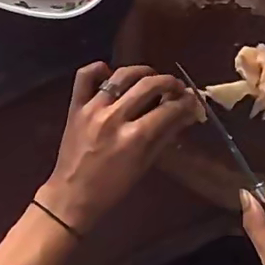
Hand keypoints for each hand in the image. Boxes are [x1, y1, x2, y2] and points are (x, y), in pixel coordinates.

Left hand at [35, 63, 202, 233]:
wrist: (73, 195)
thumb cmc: (113, 186)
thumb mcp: (145, 164)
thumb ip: (166, 135)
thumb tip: (188, 114)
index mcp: (135, 137)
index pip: (169, 109)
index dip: (185, 101)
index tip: (191, 99)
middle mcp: (114, 117)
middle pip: (149, 85)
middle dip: (169, 82)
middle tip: (175, 87)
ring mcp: (92, 108)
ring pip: (121, 76)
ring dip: (141, 72)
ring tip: (150, 77)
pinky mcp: (75, 106)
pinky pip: (84, 76)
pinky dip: (98, 69)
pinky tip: (110, 73)